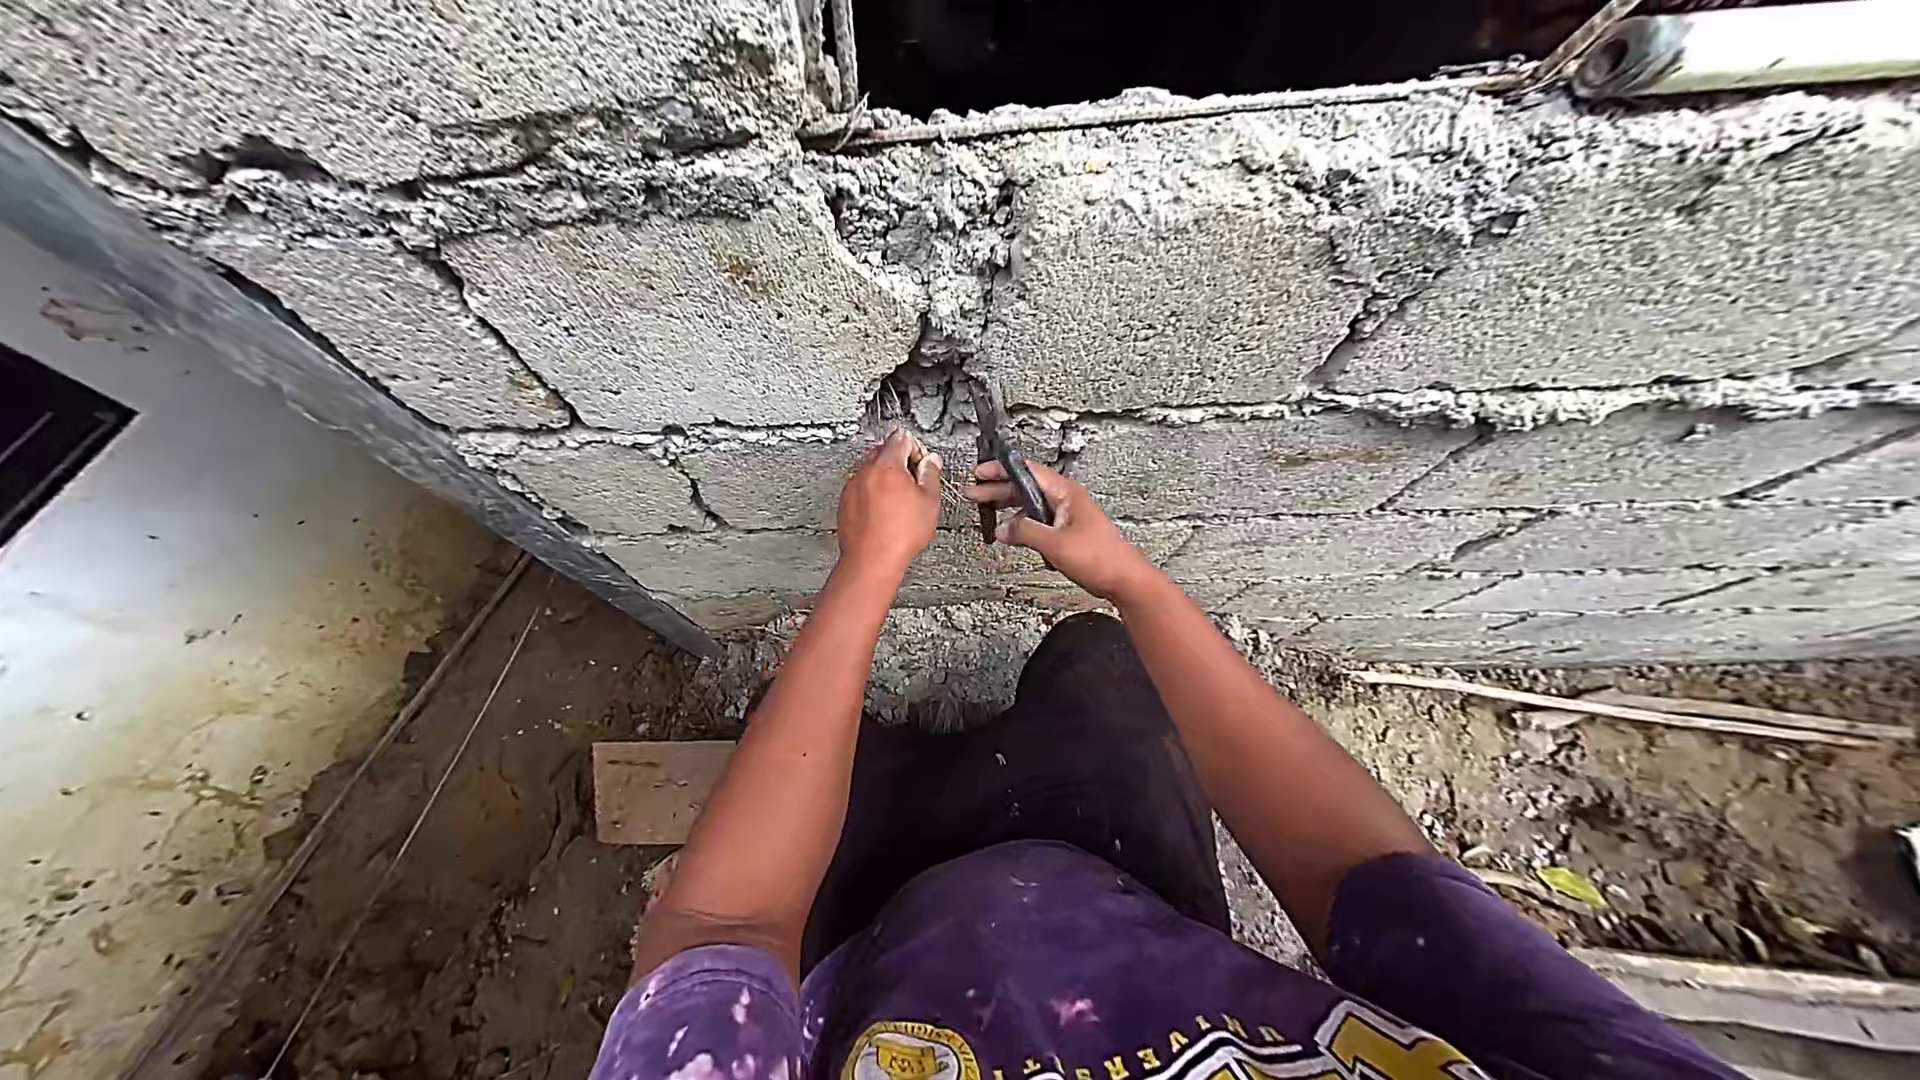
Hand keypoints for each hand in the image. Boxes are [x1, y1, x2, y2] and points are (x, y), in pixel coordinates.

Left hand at [836, 427, 943, 578]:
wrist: (872, 559)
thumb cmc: (899, 534)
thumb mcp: (929, 501)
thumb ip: (931, 474)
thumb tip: (931, 461)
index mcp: (888, 465)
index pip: (901, 438)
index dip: (916, 448)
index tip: (921, 463)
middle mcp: (866, 471)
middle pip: (884, 452)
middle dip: (901, 462)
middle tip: (914, 482)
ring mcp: (853, 486)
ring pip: (872, 470)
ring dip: (886, 478)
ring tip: (900, 501)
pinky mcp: (846, 501)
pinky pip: (862, 487)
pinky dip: (873, 493)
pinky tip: (885, 512)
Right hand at [965, 460, 1163, 601]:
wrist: (1123, 579)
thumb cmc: (1101, 558)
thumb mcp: (1054, 543)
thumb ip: (1024, 533)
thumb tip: (1003, 529)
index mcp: (1065, 493)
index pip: (1027, 471)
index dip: (1001, 470)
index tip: (980, 471)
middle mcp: (1065, 500)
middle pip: (1025, 487)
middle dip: (997, 489)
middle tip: (974, 491)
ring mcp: (1066, 515)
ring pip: (1029, 504)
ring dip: (1007, 507)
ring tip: (984, 509)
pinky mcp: (1066, 531)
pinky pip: (1037, 521)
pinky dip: (1020, 524)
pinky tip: (1008, 531)